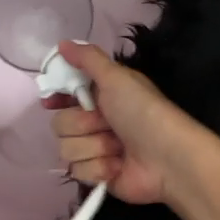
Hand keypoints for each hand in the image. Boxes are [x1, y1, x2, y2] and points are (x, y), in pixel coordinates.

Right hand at [42, 41, 205, 204]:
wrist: (167, 158)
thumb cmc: (143, 111)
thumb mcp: (117, 77)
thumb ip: (88, 59)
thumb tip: (61, 43)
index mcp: (101, 95)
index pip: (65, 94)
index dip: (57, 97)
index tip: (51, 101)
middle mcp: (95, 121)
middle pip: (61, 124)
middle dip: (84, 125)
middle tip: (105, 123)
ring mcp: (95, 150)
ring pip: (67, 149)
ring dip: (94, 147)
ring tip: (117, 147)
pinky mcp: (97, 175)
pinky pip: (77, 171)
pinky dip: (98, 168)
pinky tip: (117, 165)